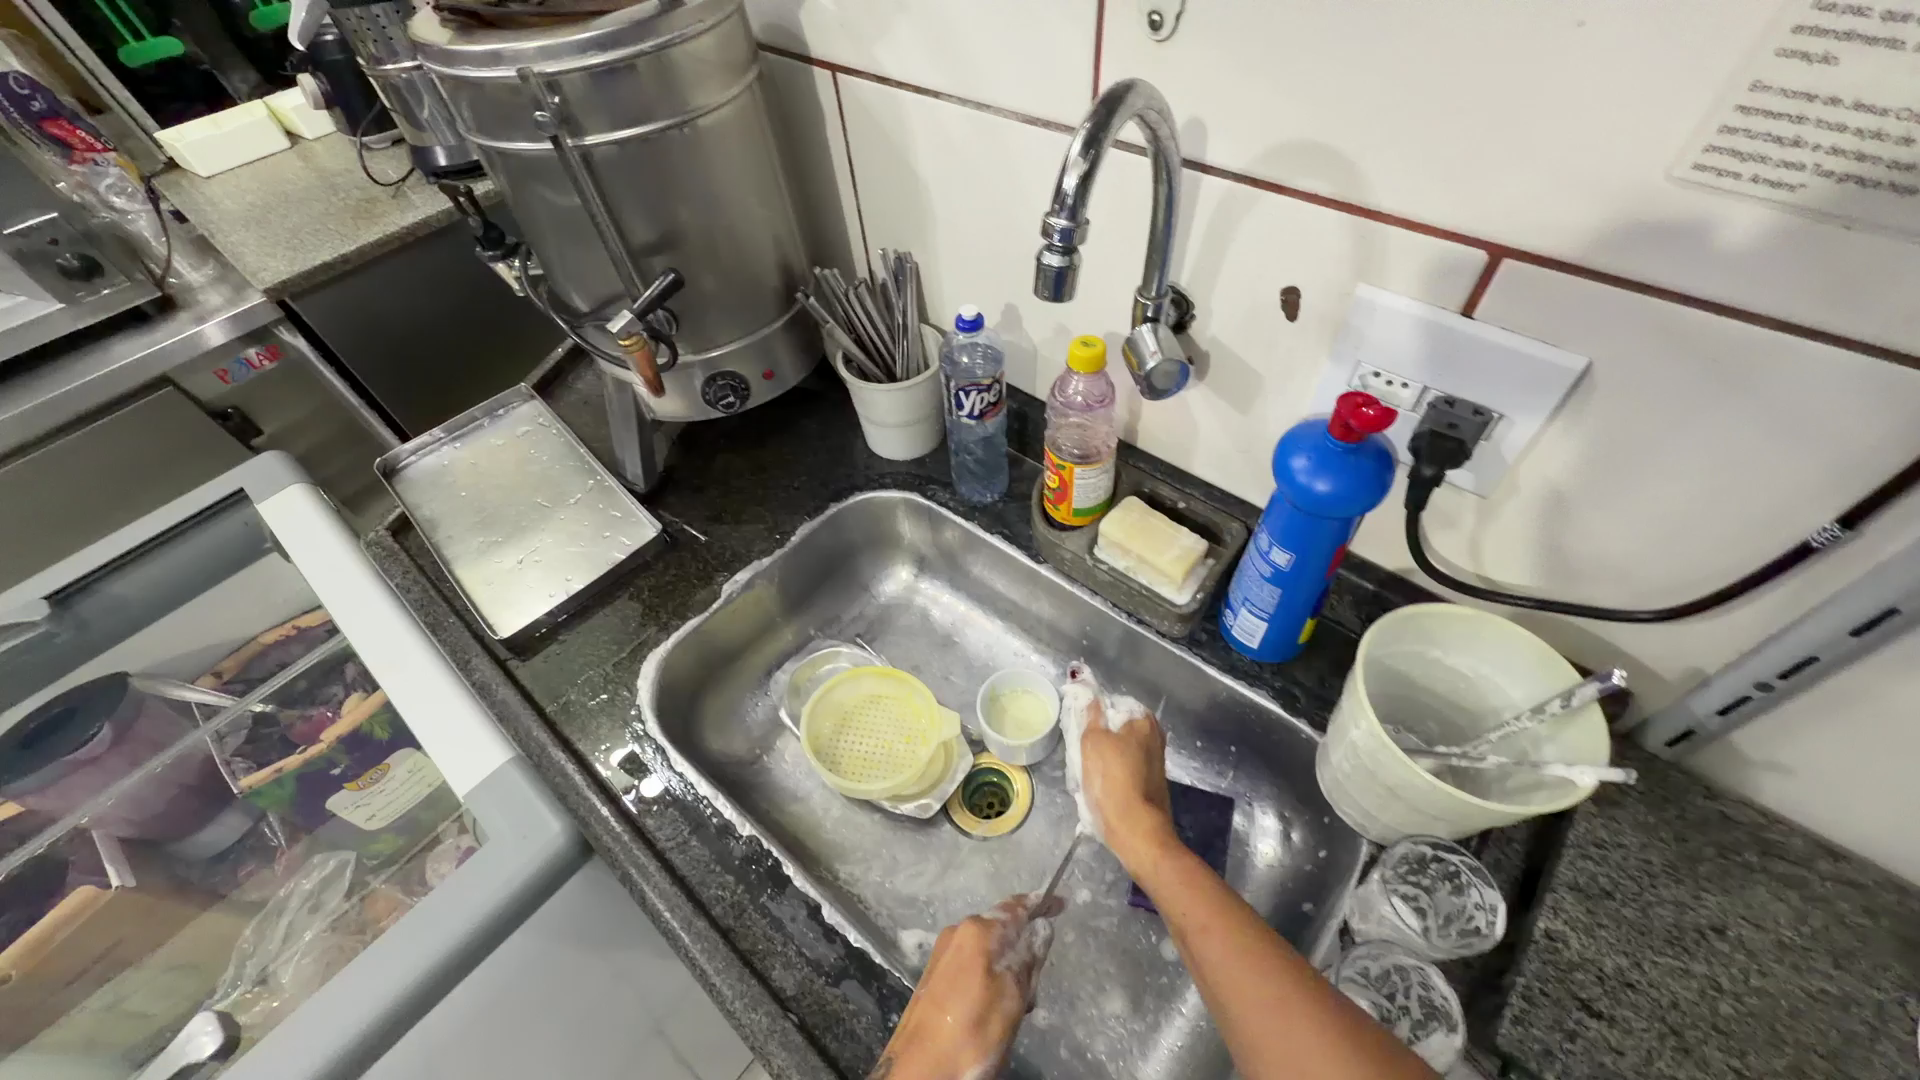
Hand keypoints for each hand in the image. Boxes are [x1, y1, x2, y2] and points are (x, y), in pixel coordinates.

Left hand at [872, 894, 1063, 1079]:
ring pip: (989, 950)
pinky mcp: (934, 974)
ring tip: (1016, 1008)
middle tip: (1034, 988)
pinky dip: (990, 979)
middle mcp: (957, 931)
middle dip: (1024, 951)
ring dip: (1008, 970)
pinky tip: (994, 1011)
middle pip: (1003, 929)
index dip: (1041, 904)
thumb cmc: (973, 1031)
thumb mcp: (1013, 996)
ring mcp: (943, 952)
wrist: (919, 1071)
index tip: (1061, 905)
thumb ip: (1029, 958)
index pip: (1016, 906)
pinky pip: (973, 964)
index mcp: (977, 930)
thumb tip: (1041, 928)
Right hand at [1079, 699, 1172, 865]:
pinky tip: (1101, 788)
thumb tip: (1084, 684)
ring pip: (1116, 749)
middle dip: (1095, 738)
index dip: (1090, 716)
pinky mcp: (1150, 781)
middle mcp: (1154, 734)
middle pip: (1113, 727)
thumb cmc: (1112, 781)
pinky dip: (1111, 774)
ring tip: (1089, 776)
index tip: (1078, 733)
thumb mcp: (1092, 740)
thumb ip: (1089, 711)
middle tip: (1081, 756)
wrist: (1137, 831)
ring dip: (1100, 758)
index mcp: (1143, 718)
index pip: (1108, 704)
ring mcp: (1154, 759)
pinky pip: (1123, 768)